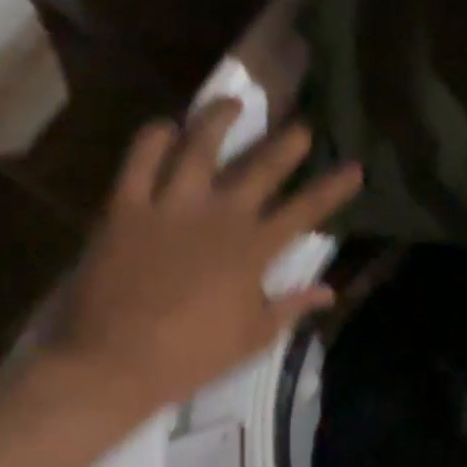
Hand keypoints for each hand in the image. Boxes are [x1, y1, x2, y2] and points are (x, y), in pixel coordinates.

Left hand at [55, 99, 362, 412]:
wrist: (111, 365)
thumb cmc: (190, 356)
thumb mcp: (253, 337)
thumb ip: (291, 306)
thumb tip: (329, 292)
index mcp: (254, 248)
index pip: (307, 209)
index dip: (334, 186)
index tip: (356, 167)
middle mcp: (220, 214)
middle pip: (262, 166)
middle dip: (288, 142)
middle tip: (302, 125)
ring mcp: (172, 206)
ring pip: (199, 146)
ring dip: (218, 119)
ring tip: (232, 102)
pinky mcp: (126, 207)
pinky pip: (139, 160)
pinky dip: (153, 139)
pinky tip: (165, 128)